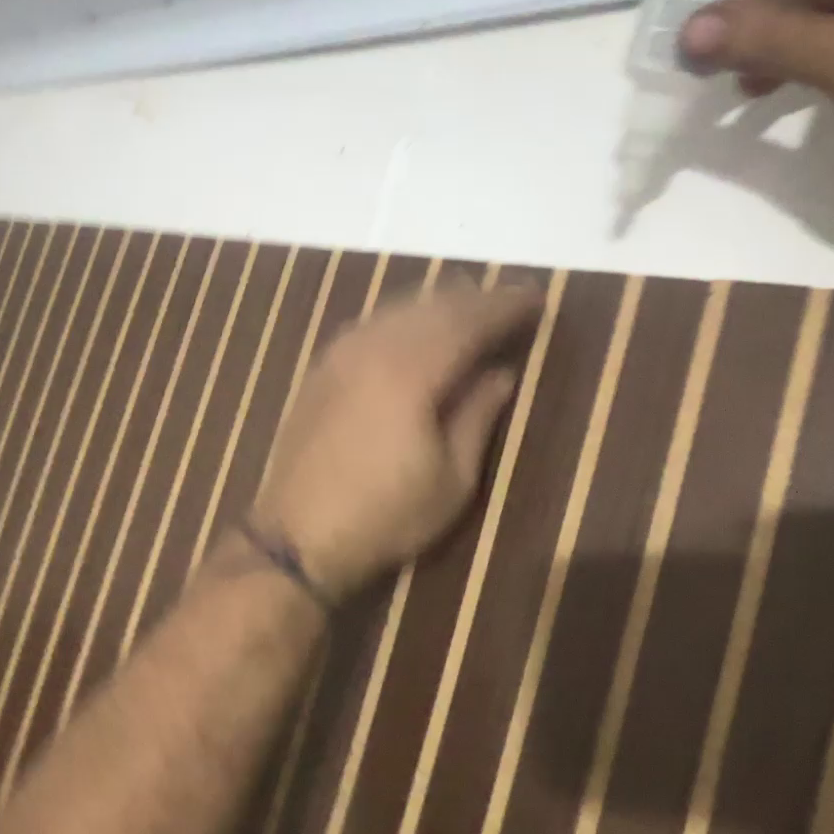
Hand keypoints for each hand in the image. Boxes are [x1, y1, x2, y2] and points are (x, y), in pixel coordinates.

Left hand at [248, 280, 541, 598]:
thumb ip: (478, 416)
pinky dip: (402, 318)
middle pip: (431, 305)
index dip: (505, 306)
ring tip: (469, 310)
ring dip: (437, 304)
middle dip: (474, 299)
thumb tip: (501, 373)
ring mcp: (339, 353)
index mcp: (410, 370)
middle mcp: (372, 346)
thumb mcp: (452, 480)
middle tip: (508, 301)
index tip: (538, 299)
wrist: (296, 535)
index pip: (467, 320)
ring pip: (396, 309)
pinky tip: (414, 330)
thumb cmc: (385, 515)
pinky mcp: (320, 368)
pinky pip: (371, 323)